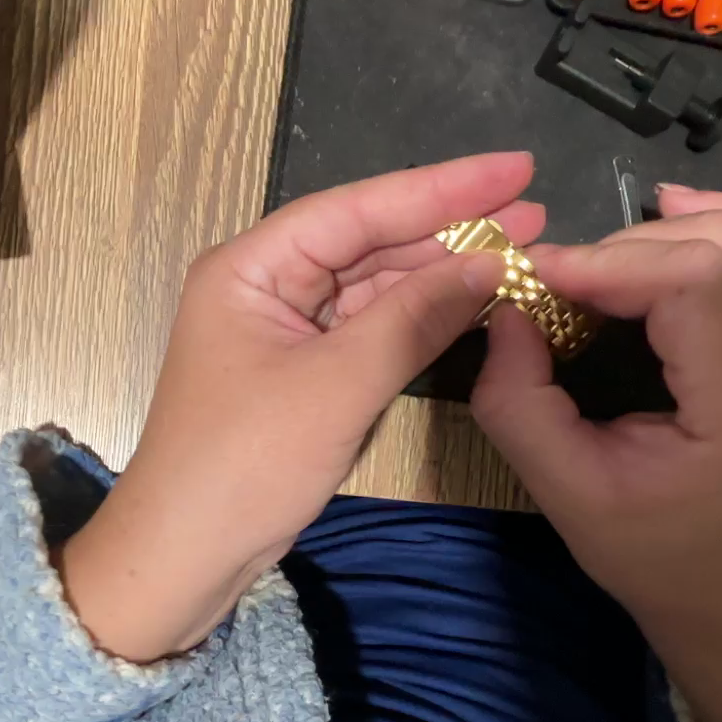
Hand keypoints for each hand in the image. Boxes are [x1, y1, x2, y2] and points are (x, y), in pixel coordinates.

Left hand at [60, 153, 542, 662]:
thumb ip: (414, 319)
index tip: (517, 166)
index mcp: (250, 267)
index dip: (442, 187)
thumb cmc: (247, 464)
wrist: (186, 555)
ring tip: (517, 252)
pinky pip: (363, 332)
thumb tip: (491, 264)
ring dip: (436, 276)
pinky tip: (464, 304)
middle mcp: (263, 286)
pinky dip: (412, 323)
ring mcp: (281, 332)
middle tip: (536, 213)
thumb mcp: (337, 386)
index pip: (356, 209)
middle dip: (447, 230)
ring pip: (369, 289)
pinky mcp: (298, 374)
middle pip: (365, 243)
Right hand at [471, 185, 721, 721]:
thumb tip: (505, 312)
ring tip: (601, 259)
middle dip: (625, 247)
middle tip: (559, 281)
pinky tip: (675, 224)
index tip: (534, 276)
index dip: (604, 261)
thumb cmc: (657, 557)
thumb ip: (517, 403)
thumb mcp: (564, 494)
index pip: (692, 281)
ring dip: (672, 231)